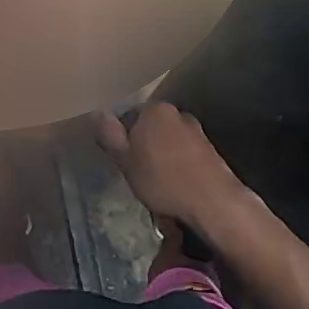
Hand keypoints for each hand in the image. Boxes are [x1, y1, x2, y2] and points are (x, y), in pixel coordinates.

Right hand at [95, 103, 248, 227]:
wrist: (212, 199)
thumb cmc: (162, 179)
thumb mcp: (125, 160)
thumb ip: (109, 134)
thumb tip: (97, 112)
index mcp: (155, 109)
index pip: (128, 115)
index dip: (121, 138)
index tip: (121, 159)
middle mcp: (177, 113)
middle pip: (150, 127)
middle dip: (142, 145)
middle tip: (137, 172)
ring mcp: (196, 130)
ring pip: (168, 140)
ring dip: (161, 156)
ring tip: (158, 182)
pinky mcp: (209, 148)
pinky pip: (183, 152)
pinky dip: (177, 164)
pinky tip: (176, 183)